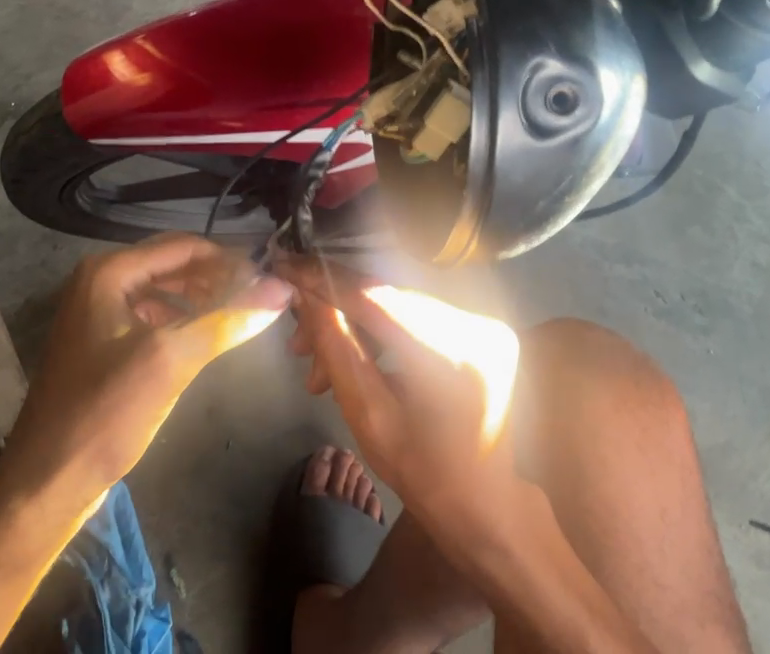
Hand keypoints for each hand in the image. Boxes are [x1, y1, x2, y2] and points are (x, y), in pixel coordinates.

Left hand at [5, 235, 293, 490]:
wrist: (49, 475)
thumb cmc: (106, 412)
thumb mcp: (170, 360)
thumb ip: (225, 320)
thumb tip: (281, 287)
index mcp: (108, 271)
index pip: (182, 246)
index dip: (229, 259)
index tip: (272, 279)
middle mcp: (98, 281)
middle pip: (170, 264)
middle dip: (216, 277)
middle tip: (262, 298)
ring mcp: (95, 313)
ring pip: (160, 291)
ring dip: (199, 298)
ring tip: (239, 316)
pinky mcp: (99, 344)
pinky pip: (147, 317)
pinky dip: (178, 321)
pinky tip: (201, 340)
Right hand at [275, 253, 528, 564]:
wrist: (486, 506)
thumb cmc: (426, 475)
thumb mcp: (369, 416)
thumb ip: (337, 348)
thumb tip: (304, 294)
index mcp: (456, 353)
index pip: (377, 296)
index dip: (324, 278)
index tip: (283, 263)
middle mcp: (477, 324)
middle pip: (385, 295)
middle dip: (333, 312)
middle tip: (298, 347)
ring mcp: (482, 323)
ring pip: (394, 302)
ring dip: (352, 325)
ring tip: (319, 368)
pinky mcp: (477, 327)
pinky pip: (412, 313)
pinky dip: (378, 330)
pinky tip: (354, 359)